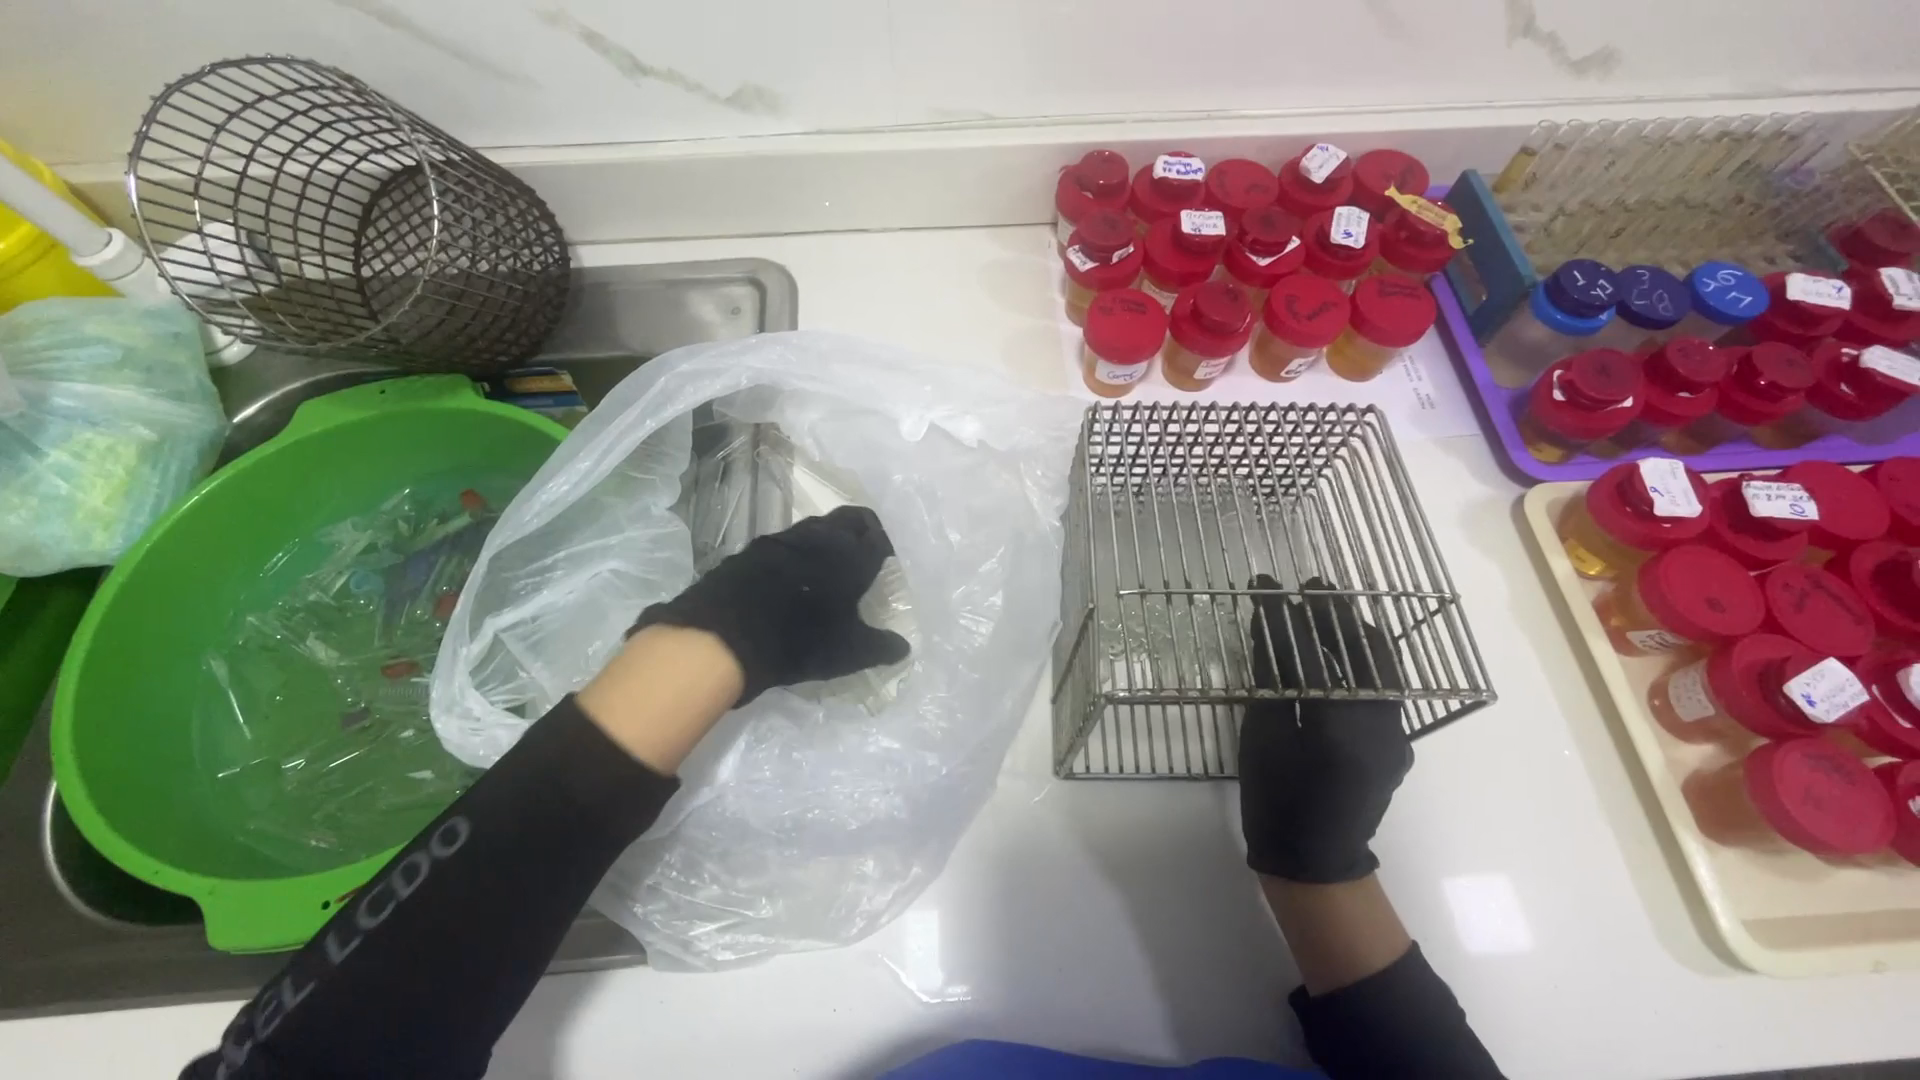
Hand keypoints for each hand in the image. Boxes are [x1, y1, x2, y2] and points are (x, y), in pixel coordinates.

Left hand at [630, 505, 910, 705]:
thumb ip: (880, 647)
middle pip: (850, 519)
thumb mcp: (848, 653)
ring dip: (827, 540)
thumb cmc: (801, 640)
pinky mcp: (753, 549)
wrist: (726, 635)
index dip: (884, 546)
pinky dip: (796, 553)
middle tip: (860, 557)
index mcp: (851, 557)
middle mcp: (821, 537)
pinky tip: (790, 579)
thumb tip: (902, 647)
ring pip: (816, 527)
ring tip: (825, 570)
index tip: (884, 563)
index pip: (877, 535)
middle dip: (860, 531)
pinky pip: (785, 543)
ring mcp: (784, 539)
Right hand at [1240, 575, 1411, 883]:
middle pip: (1366, 651)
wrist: (1315, 860)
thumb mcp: (1263, 737)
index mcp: (1339, 723)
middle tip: (1313, 586)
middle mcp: (1381, 722)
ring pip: (1384, 669)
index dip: (1286, 614)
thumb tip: (1268, 628)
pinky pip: (1385, 691)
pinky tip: (1341, 657)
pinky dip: (1364, 665)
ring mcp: (1396, 734)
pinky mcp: (1397, 744)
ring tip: (1330, 610)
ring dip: (1356, 636)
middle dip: (1338, 613)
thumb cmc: (1276, 800)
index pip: (1312, 651)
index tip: (1267, 586)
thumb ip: (1271, 680)